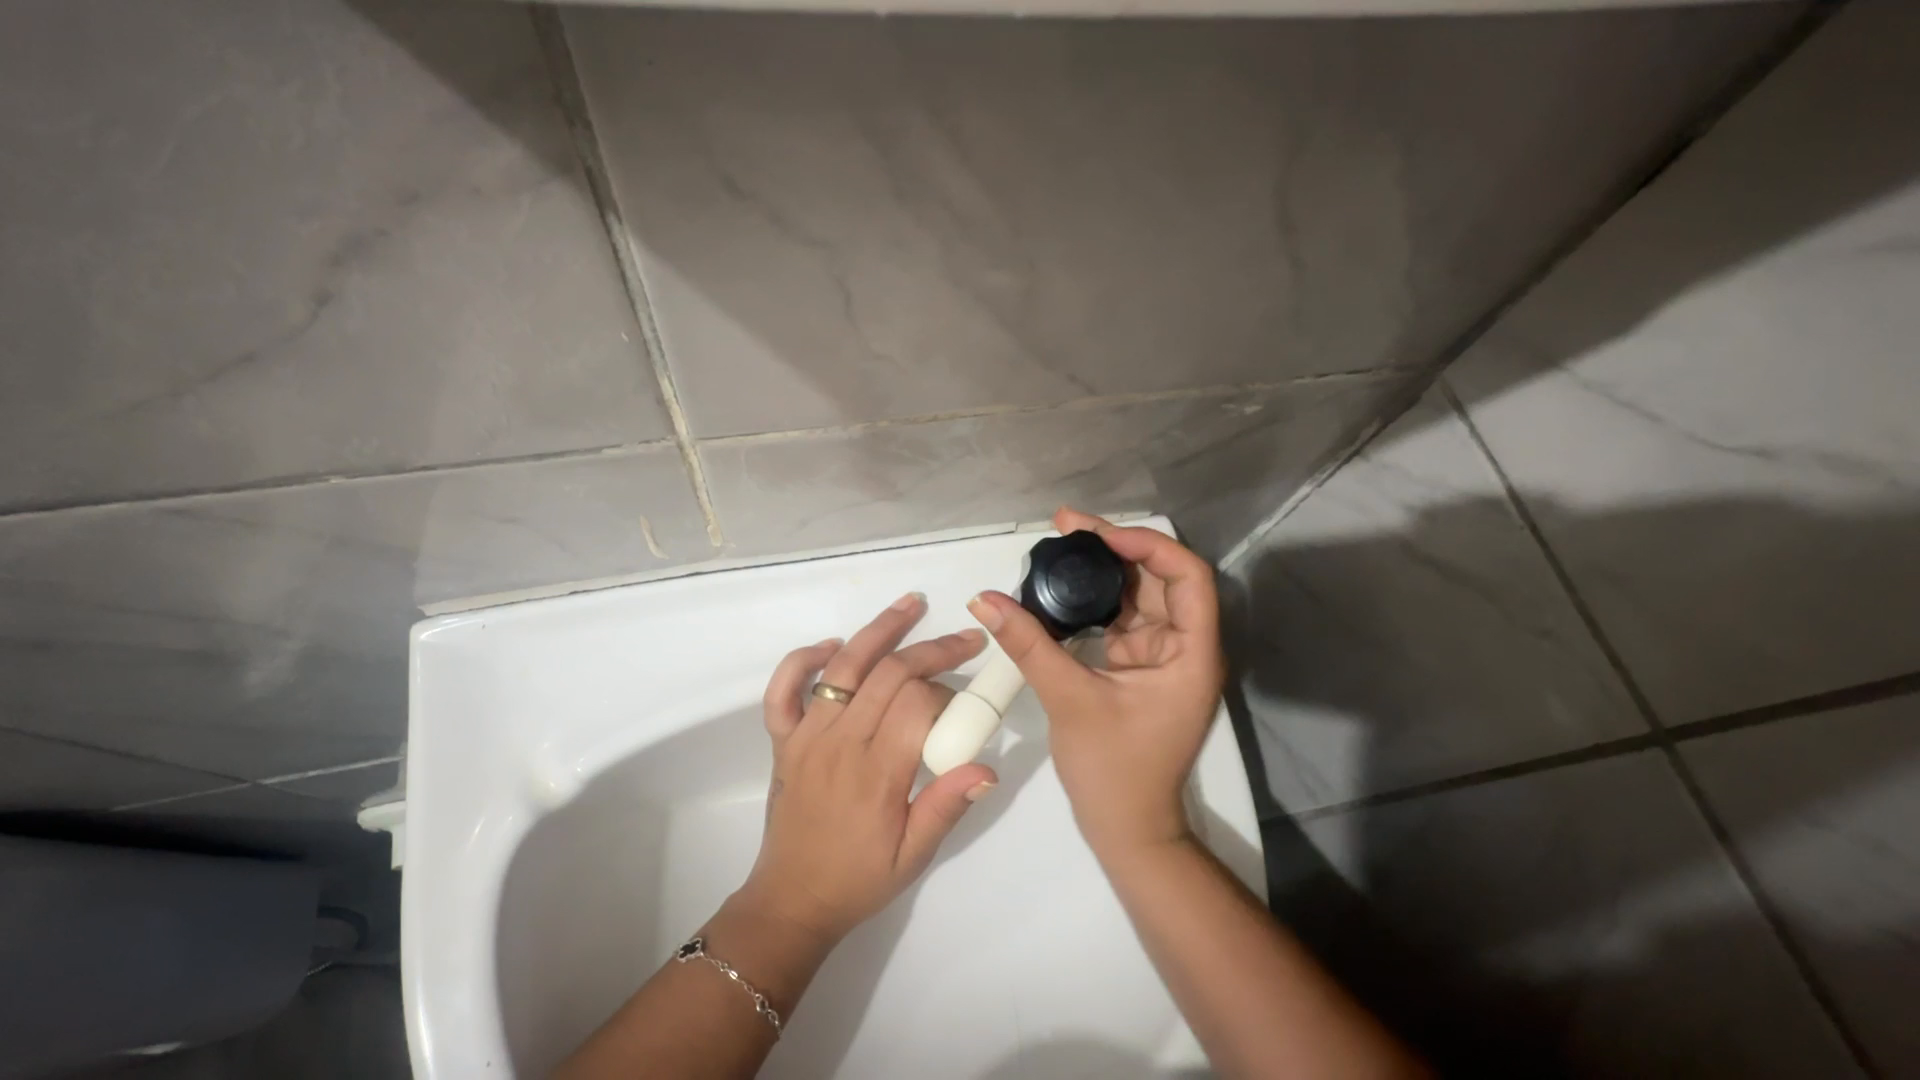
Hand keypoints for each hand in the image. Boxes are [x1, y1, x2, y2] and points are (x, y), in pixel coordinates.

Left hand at [737, 593, 998, 943]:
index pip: (917, 704)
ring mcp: (806, 737)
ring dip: (878, 630)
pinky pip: (784, 690)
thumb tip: (988, 767)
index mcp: (877, 773)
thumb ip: (946, 807)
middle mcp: (840, 743)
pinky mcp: (783, 740)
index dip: (948, 691)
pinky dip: (803, 661)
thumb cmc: (859, 879)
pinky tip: (831, 645)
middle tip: (966, 639)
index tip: (968, 698)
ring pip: (843, 668)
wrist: (792, 900)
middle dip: (932, 649)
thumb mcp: (914, 856)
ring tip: (912, 603)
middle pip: (888, 674)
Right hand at [967, 508, 1224, 861]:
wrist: (1126, 828)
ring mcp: (1163, 658)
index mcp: (1192, 653)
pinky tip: (1062, 588)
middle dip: (1114, 549)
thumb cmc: (1113, 770)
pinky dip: (1094, 603)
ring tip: (1058, 547)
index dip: (1145, 546)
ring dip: (1103, 572)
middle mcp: (1185, 647)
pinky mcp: (1140, 668)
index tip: (1094, 534)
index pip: (1185, 576)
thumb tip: (984, 599)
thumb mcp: (1069, 700)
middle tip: (1064, 526)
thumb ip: (1029, 644)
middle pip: (1159, 579)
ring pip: (1139, 597)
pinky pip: (1122, 621)